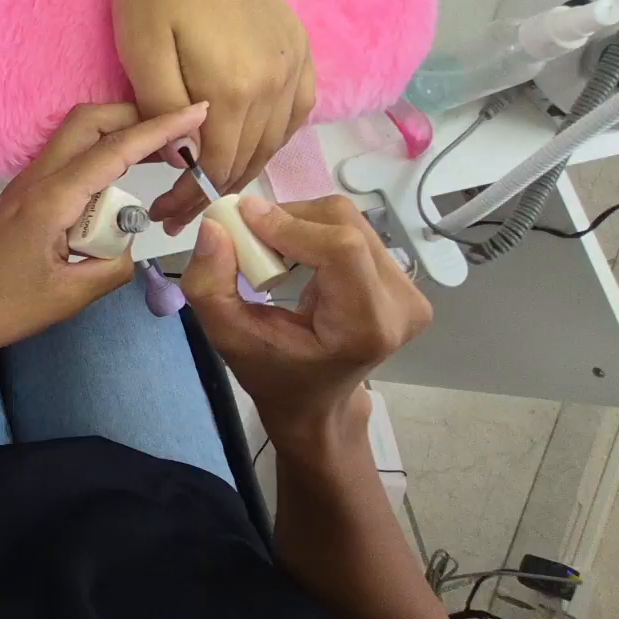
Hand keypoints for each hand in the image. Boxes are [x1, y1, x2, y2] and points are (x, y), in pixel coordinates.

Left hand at [0, 102, 208, 369]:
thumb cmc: (1, 308)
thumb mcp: (69, 296)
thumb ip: (113, 266)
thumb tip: (132, 245)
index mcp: (52, 198)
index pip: (115, 149)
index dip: (161, 127)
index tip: (199, 109)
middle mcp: (38, 178)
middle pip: (89, 122)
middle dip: (135, 117)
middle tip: (178, 140)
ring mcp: (25, 184)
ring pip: (74, 138)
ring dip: (116, 138)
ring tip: (159, 160)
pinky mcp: (20, 197)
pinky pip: (65, 162)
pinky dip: (96, 160)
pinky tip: (115, 188)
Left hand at [116, 0, 315, 232]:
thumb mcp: (141, 54)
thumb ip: (163, 111)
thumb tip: (184, 158)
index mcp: (234, 88)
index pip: (217, 165)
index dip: (192, 198)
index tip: (167, 216)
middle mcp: (276, 82)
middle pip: (249, 159)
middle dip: (213, 193)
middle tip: (181, 213)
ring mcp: (295, 64)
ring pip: (276, 141)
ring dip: (245, 168)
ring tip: (211, 185)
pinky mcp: (300, 48)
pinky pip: (300, 110)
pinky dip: (277, 137)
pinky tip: (254, 144)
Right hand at [181, 196, 430, 450]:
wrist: (315, 401)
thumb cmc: (271, 373)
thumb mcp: (226, 336)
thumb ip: (209, 283)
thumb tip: (214, 225)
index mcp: (364, 326)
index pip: (340, 249)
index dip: (288, 224)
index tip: (240, 218)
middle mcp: (400, 304)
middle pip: (344, 225)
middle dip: (287, 219)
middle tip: (247, 237)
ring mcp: (409, 289)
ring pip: (348, 219)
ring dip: (297, 221)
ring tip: (267, 247)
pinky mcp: (401, 278)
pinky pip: (352, 229)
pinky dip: (311, 228)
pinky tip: (290, 252)